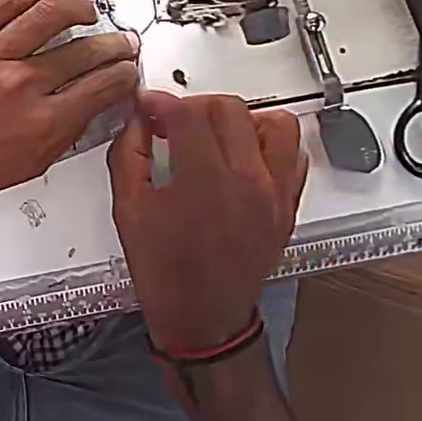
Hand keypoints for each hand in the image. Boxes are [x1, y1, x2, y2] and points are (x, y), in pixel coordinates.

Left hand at [0, 0, 138, 211]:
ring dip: (77, 8)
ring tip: (87, 11)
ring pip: (48, 14)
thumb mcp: (27, 166)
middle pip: (84, 51)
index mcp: (41, 122)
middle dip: (113, 45)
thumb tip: (89, 109)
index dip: (124, 75)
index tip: (126, 70)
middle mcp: (20, 84)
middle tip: (120, 42)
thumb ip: (64, 134)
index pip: (102, 86)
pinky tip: (37, 1)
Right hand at [108, 91, 306, 352]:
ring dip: (240, 119)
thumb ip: (127, 155)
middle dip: (194, 107)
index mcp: (203, 181)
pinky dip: (271, 145)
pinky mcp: (287, 207)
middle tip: (172, 122)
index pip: (187, 113)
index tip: (149, 107)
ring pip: (273, 123)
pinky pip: (293, 156)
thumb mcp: (128, 210)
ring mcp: (274, 194)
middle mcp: (247, 182)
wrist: (201, 317)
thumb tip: (135, 122)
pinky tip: (245, 155)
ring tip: (215, 134)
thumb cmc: (165, 273)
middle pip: (229, 109)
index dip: (161, 103)